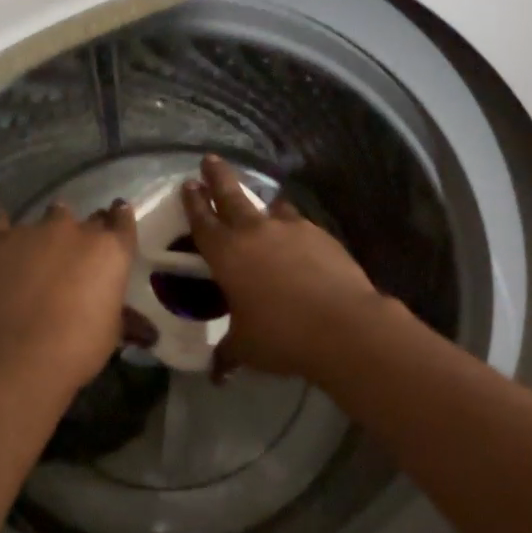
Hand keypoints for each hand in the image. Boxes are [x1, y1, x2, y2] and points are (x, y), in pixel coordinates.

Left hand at [0, 202, 139, 397]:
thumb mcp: (111, 334)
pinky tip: (4, 246)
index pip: (122, 220)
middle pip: (87, 218)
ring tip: (40, 251)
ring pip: (47, 217)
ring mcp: (32, 232)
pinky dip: (5, 233)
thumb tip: (147, 332)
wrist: (9, 361)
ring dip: (49, 231)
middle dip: (86, 231)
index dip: (119, 221)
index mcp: (111, 251)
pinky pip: (0, 223)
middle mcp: (74, 231)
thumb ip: (123, 318)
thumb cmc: (75, 350)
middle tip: (79, 253)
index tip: (115, 226)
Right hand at [181, 156, 390, 381]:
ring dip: (262, 203)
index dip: (193, 203)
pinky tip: (298, 240)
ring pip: (272, 206)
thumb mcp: (245, 348)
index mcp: (227, 254)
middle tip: (210, 159)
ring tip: (262, 205)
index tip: (188, 185)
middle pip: (232, 195)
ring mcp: (293, 229)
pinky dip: (292, 228)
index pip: (202, 221)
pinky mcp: (323, 236)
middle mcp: (256, 232)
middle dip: (218, 177)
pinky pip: (300, 225)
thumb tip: (217, 373)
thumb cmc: (281, 336)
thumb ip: (228, 353)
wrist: (343, 325)